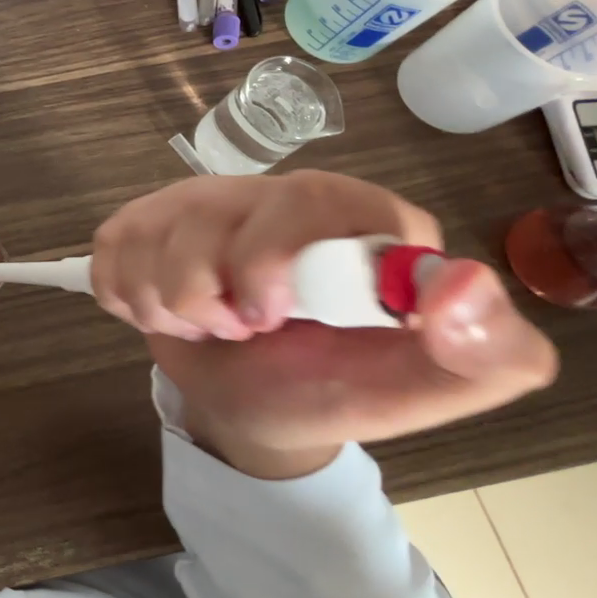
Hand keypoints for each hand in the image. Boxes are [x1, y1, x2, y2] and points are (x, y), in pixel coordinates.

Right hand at [90, 171, 557, 478]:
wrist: (250, 404)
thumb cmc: (330, 389)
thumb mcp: (427, 390)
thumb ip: (488, 349)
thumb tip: (459, 285)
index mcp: (349, 213)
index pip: (298, 200)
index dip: (265, 261)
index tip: (268, 318)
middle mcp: (268, 193)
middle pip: (201, 220)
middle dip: (204, 299)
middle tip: (240, 330)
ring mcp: (192, 202)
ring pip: (145, 242)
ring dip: (168, 311)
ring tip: (207, 325)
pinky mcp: (138, 222)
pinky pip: (108, 255)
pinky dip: (127, 302)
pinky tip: (167, 312)